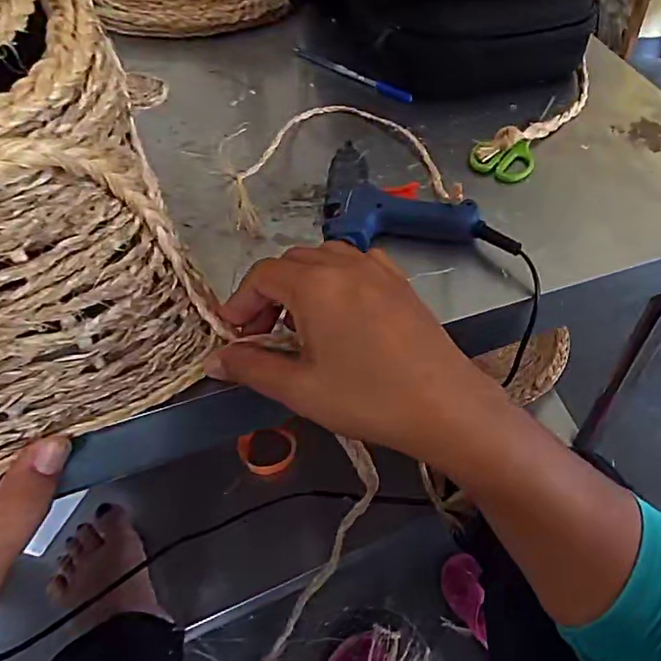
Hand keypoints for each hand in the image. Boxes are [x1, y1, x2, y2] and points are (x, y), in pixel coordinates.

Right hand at [205, 243, 513, 462]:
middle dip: (269, 293)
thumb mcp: (300, 388)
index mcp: (317, 284)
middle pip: (293, 261)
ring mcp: (381, 271)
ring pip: (328, 258)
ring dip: (304, 282)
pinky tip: (342, 313)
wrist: (443, 402)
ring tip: (301, 325)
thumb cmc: (368, 397)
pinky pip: (361, 264)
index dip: (240, 302)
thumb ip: (252, 368)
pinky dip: (340, 278)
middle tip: (262, 335)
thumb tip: (217, 359)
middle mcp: (349, 265)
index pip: (263, 275)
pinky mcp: (403, 284)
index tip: (234, 335)